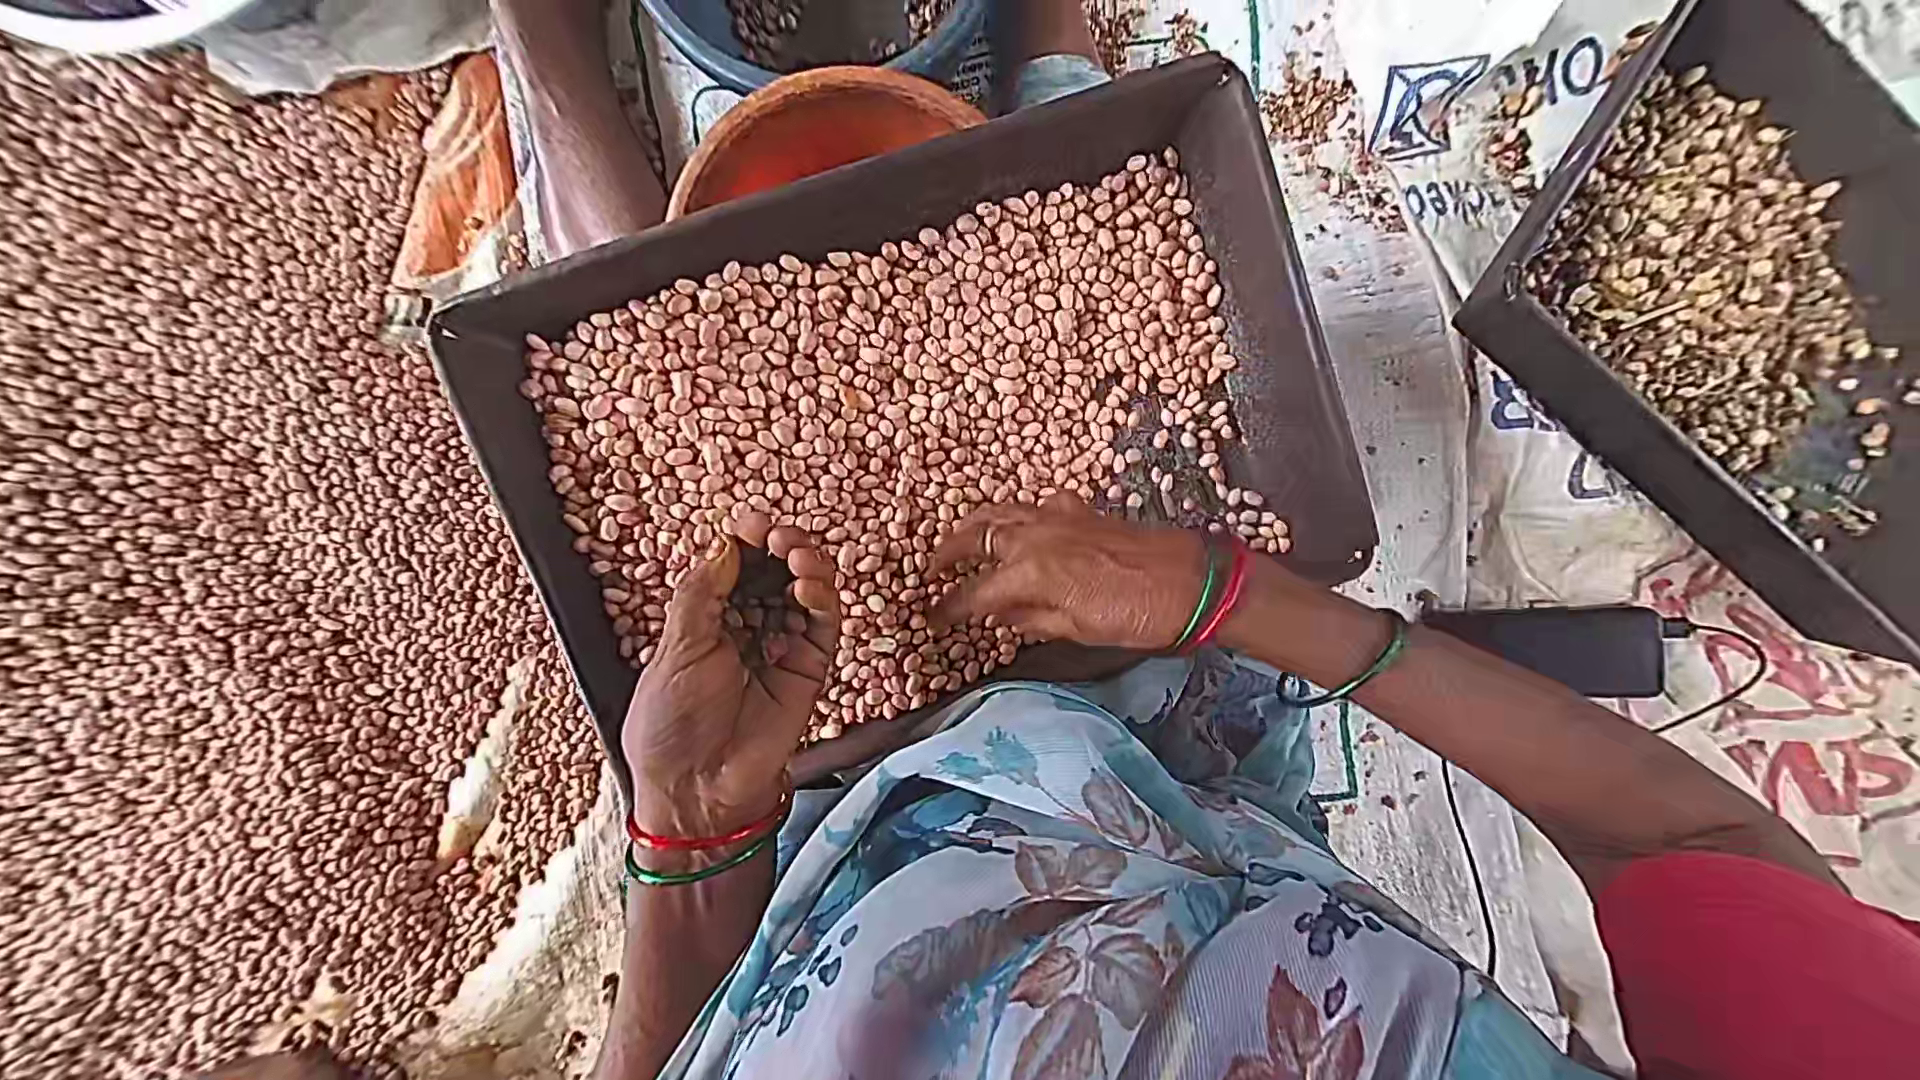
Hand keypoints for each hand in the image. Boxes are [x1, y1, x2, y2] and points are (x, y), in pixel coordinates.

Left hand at [621, 512, 839, 853]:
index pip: (737, 563)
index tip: (753, 525)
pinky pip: (824, 621)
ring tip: (796, 556)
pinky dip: (822, 597)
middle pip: (776, 569)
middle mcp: (750, 622)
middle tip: (779, 538)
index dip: (748, 540)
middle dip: (781, 546)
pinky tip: (808, 586)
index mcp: (711, 616)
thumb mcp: (676, 650)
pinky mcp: (810, 663)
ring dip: (806, 564)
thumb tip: (725, 545)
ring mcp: (783, 641)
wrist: (699, 787)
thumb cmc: (673, 724)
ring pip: (806, 588)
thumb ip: (702, 594)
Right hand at [929, 495, 1208, 648]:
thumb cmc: (1138, 615)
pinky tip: (1022, 530)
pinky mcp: (1078, 511)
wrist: (1194, 581)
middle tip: (932, 572)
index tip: (932, 618)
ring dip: (974, 527)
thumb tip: (1000, 616)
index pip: (974, 592)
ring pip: (1000, 512)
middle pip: (975, 537)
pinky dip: (1018, 517)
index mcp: (1031, 572)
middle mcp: (1035, 536)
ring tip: (961, 543)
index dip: (949, 608)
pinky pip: (1035, 507)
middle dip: (946, 554)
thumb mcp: (1080, 629)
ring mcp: (1057, 517)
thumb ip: (1032, 619)